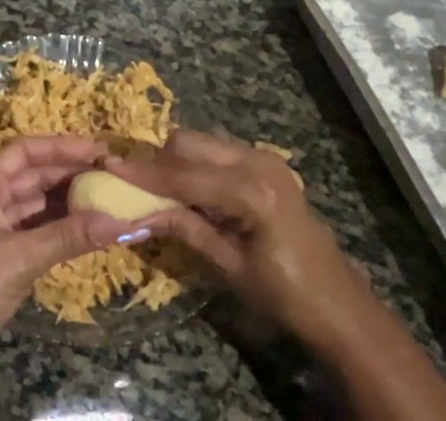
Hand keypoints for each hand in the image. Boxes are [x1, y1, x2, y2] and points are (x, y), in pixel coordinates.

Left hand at [0, 134, 137, 366]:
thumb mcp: (22, 258)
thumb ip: (70, 237)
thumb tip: (123, 221)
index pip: (25, 152)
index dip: (61, 147)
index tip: (99, 150)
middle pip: (35, 174)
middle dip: (72, 172)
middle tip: (114, 175)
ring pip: (40, 201)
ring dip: (71, 200)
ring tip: (110, 198)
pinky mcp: (7, 249)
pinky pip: (41, 225)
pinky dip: (64, 225)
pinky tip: (91, 227)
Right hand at [106, 130, 371, 345]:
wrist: (338, 304)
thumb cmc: (285, 295)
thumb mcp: (228, 266)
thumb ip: (184, 228)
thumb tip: (136, 211)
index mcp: (252, 192)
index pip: (183, 175)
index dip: (143, 173)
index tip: (107, 166)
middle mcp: (258, 163)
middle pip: (189, 143)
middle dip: (158, 161)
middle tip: (132, 185)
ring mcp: (265, 159)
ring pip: (201, 142)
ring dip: (175, 161)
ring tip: (157, 191)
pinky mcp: (266, 164)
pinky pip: (217, 151)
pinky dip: (196, 164)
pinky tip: (188, 192)